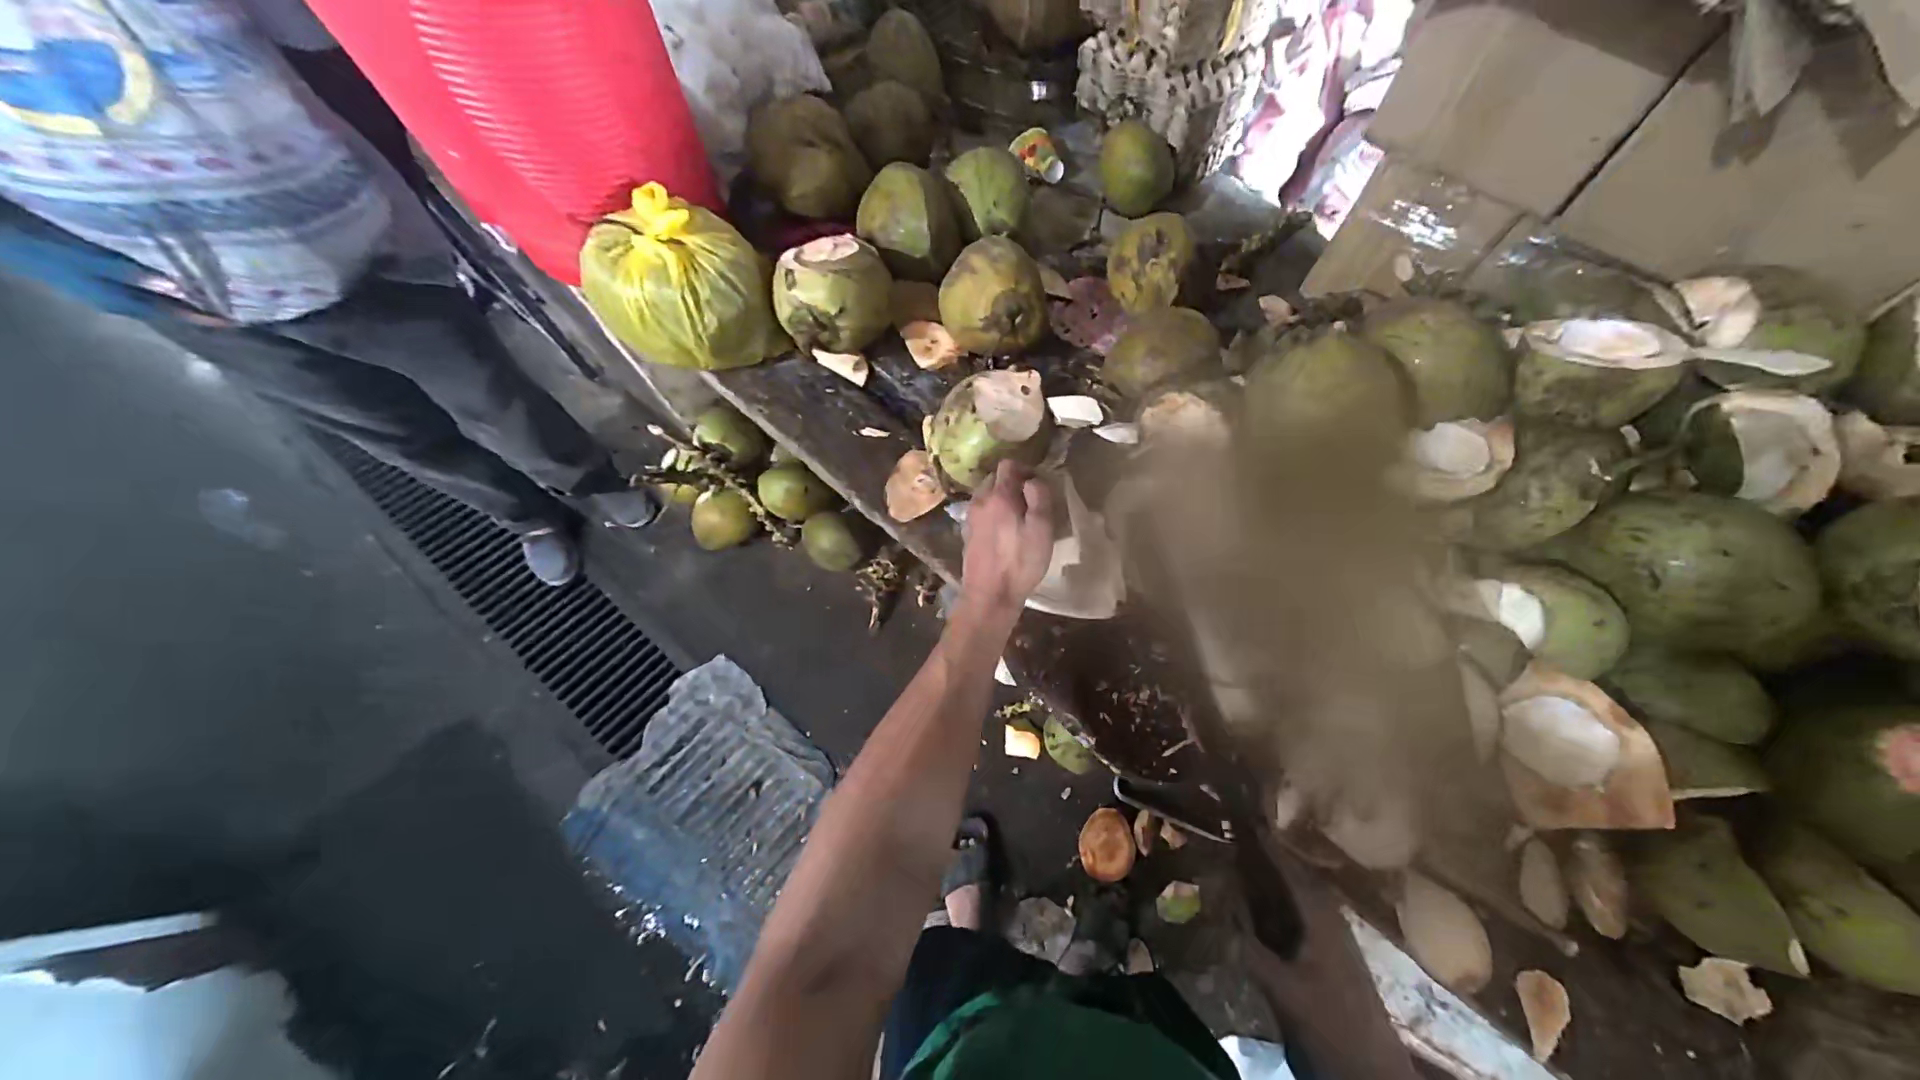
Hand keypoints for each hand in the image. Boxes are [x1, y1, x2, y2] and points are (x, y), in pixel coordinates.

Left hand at [959, 460, 1054, 619]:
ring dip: (1002, 498)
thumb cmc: (1020, 562)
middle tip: (1031, 500)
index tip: (1038, 483)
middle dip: (1012, 482)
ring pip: (986, 495)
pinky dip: (993, 512)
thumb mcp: (1041, 529)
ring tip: (1019, 515)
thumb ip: (1039, 497)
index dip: (1025, 468)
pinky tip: (1004, 530)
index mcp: (998, 496)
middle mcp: (980, 501)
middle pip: (995, 478)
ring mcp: (970, 517)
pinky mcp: (967, 533)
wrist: (989, 595)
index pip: (1008, 464)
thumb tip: (1032, 478)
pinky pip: (981, 511)